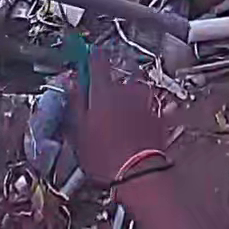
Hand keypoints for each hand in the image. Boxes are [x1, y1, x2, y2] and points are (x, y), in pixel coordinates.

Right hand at [70, 54, 165, 184]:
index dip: (91, 55)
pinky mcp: (157, 114)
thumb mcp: (79, 131)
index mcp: (103, 90)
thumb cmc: (104, 156)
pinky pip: (147, 104)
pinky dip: (141, 109)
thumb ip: (75, 102)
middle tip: (99, 100)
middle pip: (116, 75)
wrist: (138, 174)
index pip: (97, 60)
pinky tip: (135, 124)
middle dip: (108, 83)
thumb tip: (71, 84)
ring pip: (133, 89)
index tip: (87, 53)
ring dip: (126, 94)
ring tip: (119, 114)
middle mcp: (125, 90)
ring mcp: (143, 100)